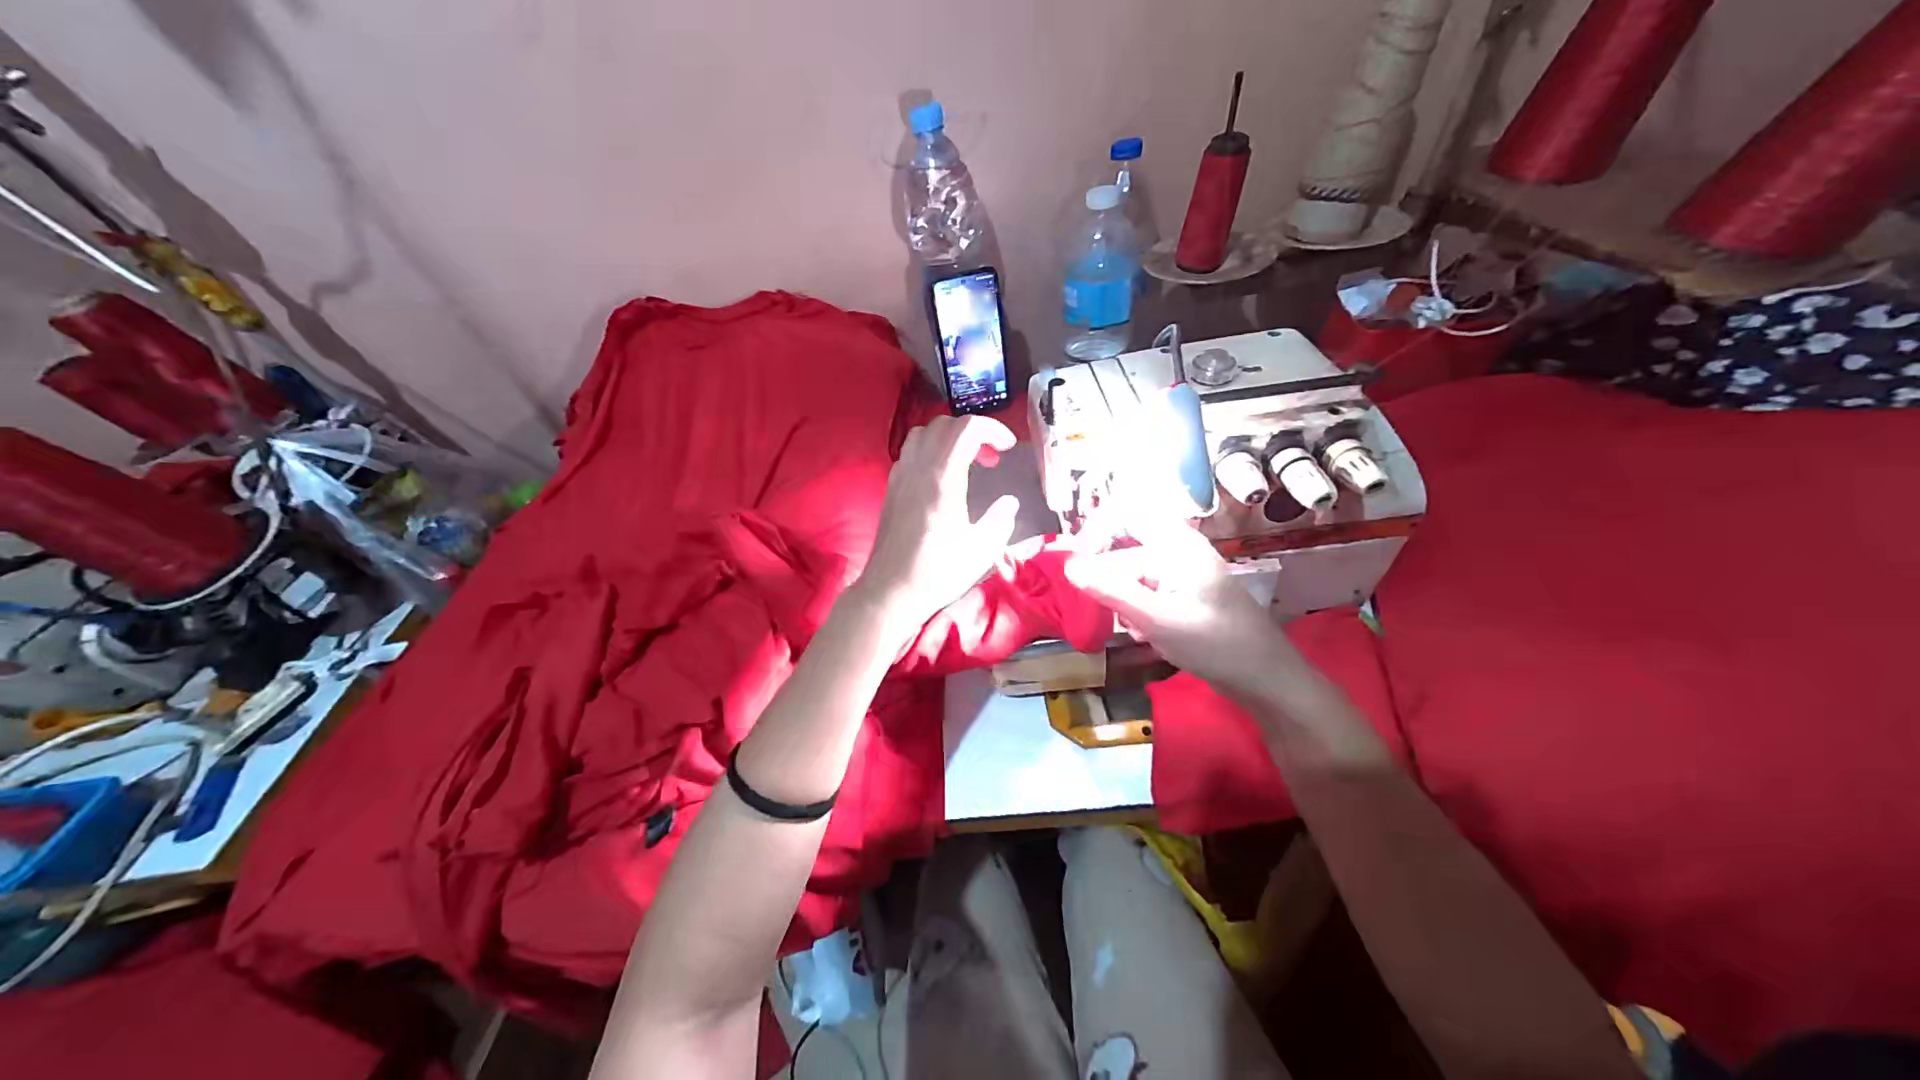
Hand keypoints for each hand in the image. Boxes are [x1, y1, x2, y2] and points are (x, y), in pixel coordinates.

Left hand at [854, 414, 1019, 634]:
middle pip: (944, 425)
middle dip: (973, 432)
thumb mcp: (982, 549)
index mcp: (943, 477)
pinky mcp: (891, 490)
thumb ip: (1000, 519)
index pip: (966, 428)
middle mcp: (918, 469)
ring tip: (966, 463)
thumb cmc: (938, 572)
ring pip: (922, 435)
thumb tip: (1009, 503)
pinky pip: (910, 453)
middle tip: (991, 458)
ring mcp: (900, 477)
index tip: (1008, 447)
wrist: (891, 591)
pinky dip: (930, 453)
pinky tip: (942, 480)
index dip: (992, 429)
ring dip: (948, 438)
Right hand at [1064, 508, 1293, 699]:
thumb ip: (1111, 590)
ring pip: (1134, 578)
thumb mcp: (1157, 618)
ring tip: (1136, 631)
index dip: (1096, 530)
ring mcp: (1184, 577)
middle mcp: (1180, 553)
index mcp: (1178, 545)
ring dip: (1124, 603)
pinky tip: (1148, 637)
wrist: (1265, 679)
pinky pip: (1148, 596)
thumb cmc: (1215, 644)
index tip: (1078, 565)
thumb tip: (1069, 566)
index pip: (1126, 513)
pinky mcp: (1186, 599)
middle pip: (1126, 552)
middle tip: (1105, 613)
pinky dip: (1139, 614)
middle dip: (1109, 582)